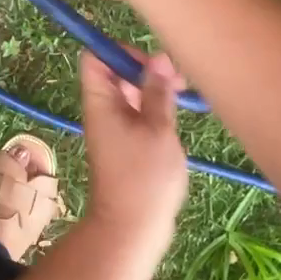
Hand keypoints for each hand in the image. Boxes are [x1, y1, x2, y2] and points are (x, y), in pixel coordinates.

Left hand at [78, 48, 188, 262]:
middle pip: (115, 73)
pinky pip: (137, 113)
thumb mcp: (158, 130)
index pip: (96, 58)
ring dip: (154, 89)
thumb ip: (157, 92)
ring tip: (184, 95)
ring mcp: (113, 127)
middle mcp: (102, 110)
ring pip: (130, 93)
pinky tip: (178, 115)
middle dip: (146, 69)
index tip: (152, 63)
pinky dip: (155, 108)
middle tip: (179, 80)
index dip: (120, 51)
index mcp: (99, 102)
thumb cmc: (144, 178)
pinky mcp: (126, 143)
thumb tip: (158, 58)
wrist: (132, 228)